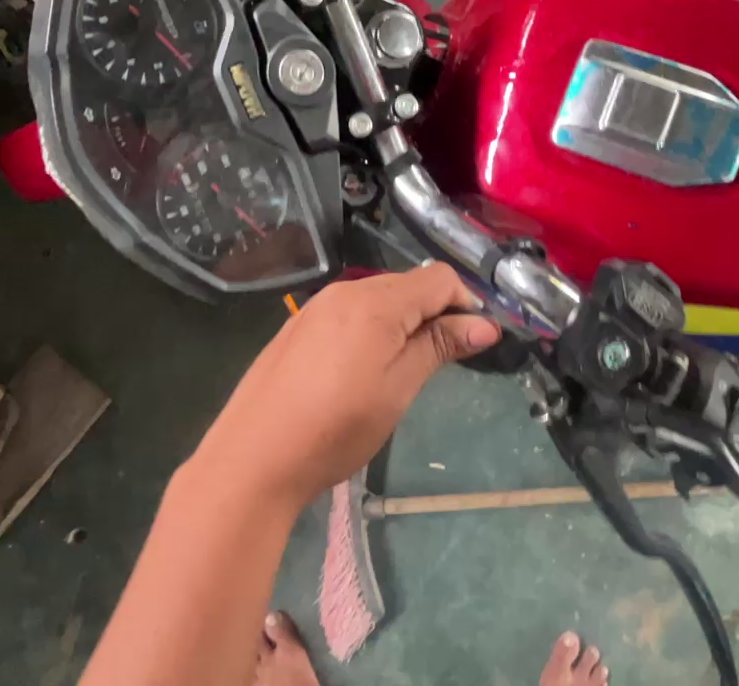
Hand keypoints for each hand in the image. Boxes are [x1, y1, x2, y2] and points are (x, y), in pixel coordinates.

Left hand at [188, 263, 499, 506]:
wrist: (251, 459)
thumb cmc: (335, 428)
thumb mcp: (398, 389)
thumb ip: (439, 347)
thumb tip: (486, 325)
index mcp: (375, 301)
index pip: (438, 278)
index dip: (466, 304)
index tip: (474, 344)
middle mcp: (345, 291)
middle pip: (408, 284)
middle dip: (435, 313)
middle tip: (443, 362)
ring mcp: (316, 307)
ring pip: (378, 297)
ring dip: (403, 322)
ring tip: (403, 370)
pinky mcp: (298, 326)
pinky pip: (350, 311)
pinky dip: (372, 328)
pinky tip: (362, 370)